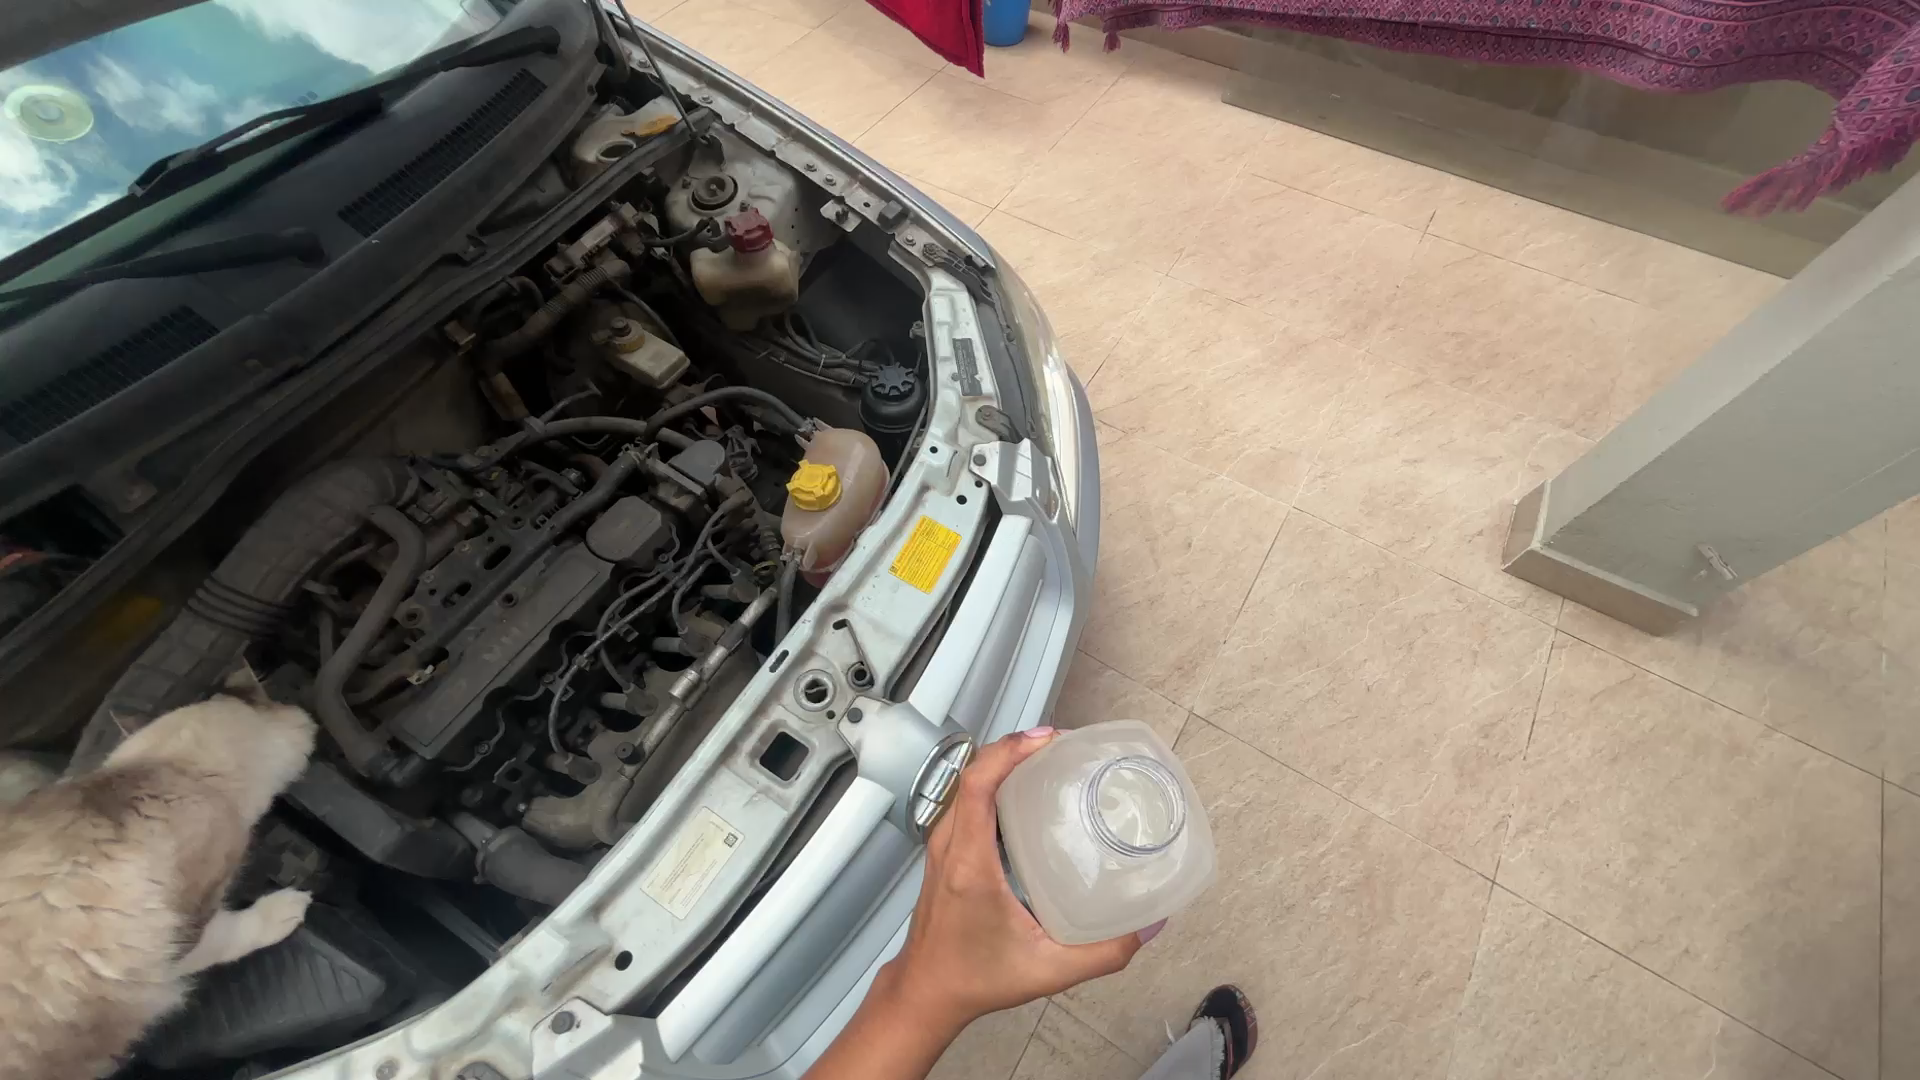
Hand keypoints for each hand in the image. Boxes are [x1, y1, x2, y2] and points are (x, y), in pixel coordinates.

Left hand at [875, 727, 1154, 1035]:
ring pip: (968, 780)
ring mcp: (942, 841)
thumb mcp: (1048, 970)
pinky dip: (994, 779)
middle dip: (1015, 747)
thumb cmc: (977, 978)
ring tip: (1047, 758)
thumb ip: (1104, 952)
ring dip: (1004, 760)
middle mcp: (949, 842)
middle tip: (1060, 745)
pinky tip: (1025, 789)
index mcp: (968, 862)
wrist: (926, 991)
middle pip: (973, 771)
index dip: (1009, 752)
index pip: (978, 784)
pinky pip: (966, 797)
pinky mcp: (944, 846)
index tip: (1047, 740)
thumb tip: (1149, 924)